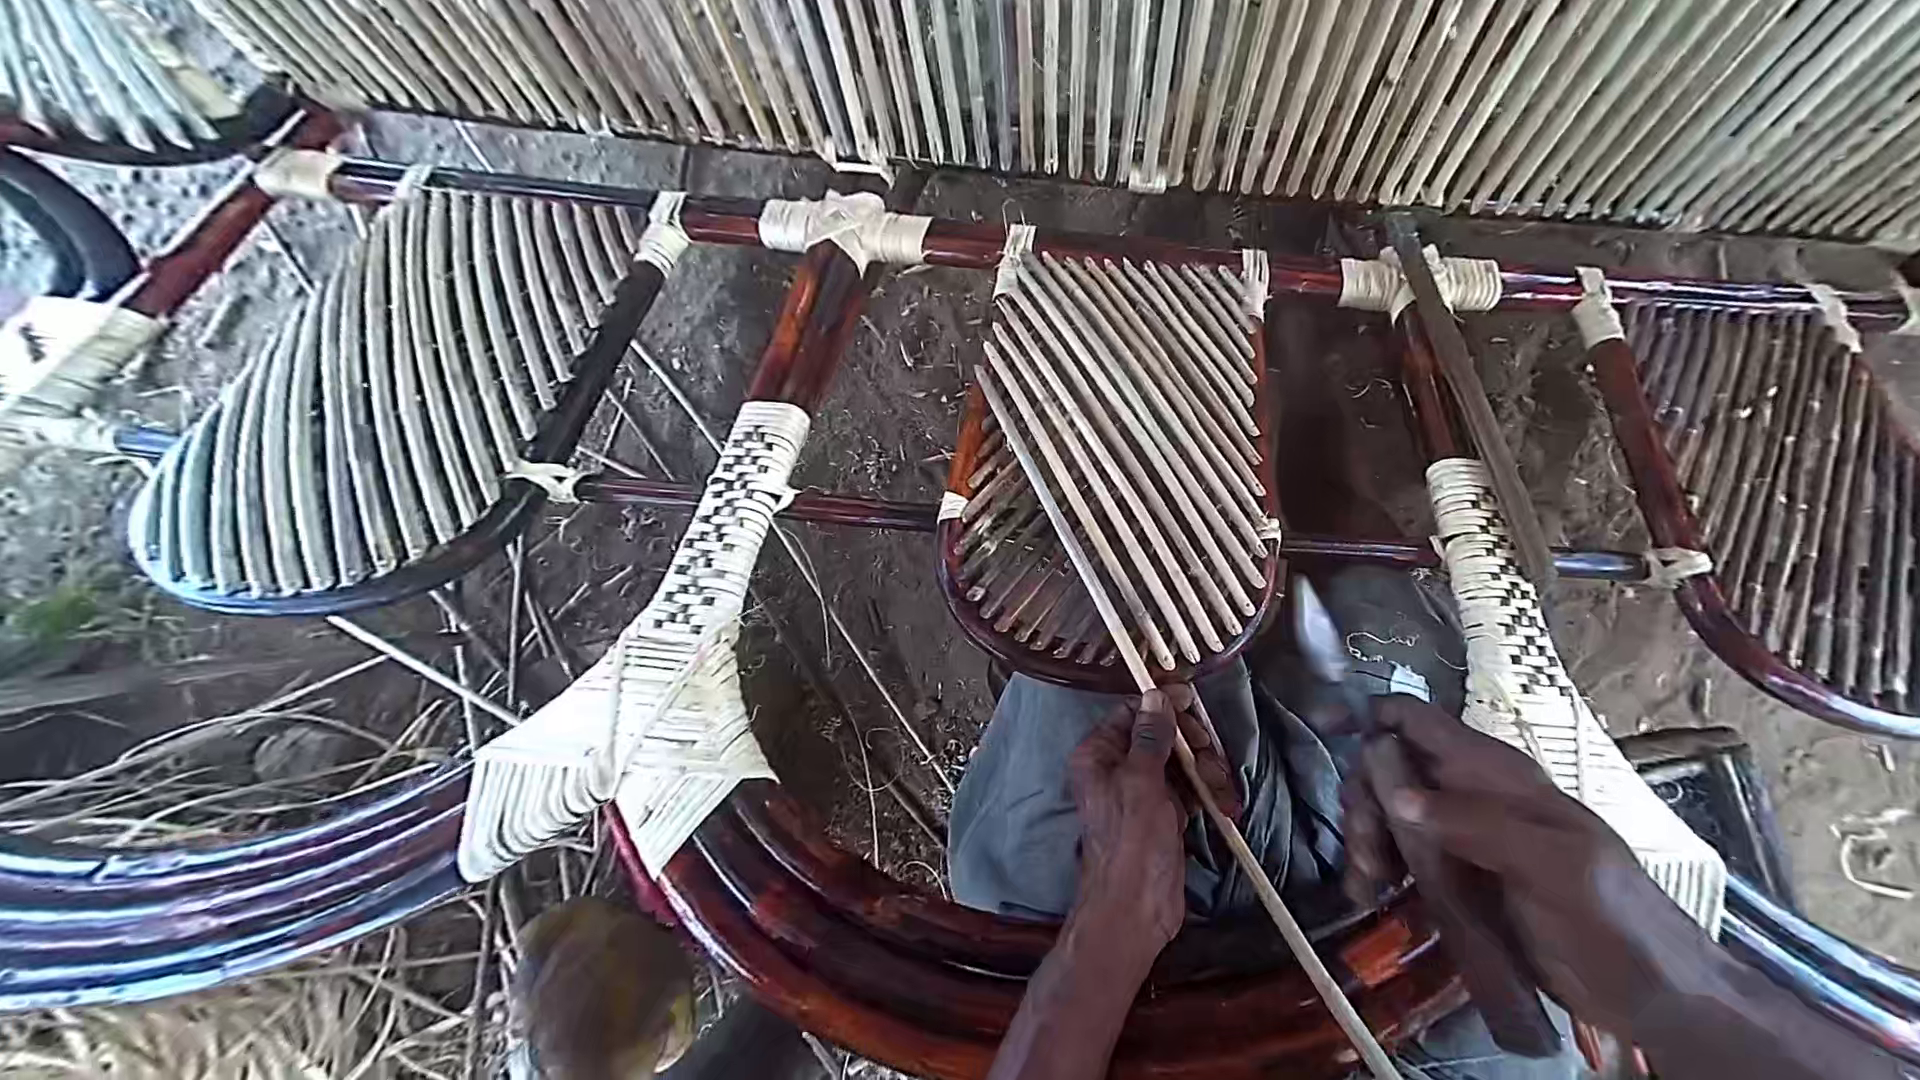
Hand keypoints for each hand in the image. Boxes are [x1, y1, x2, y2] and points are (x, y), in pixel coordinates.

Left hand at [1067, 686, 1239, 950]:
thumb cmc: (1131, 841)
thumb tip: (1155, 695)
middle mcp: (1117, 767)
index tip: (1193, 702)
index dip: (1162, 706)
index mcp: (1098, 754)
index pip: (1131, 714)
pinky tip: (1226, 805)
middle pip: (1161, 736)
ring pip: (1179, 762)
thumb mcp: (1141, 782)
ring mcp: (1142, 790)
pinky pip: (1188, 788)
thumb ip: (1150, 737)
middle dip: (1191, 745)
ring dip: (1206, 772)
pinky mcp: (1163, 812)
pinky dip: (1207, 792)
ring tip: (1223, 793)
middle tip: (1211, 758)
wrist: (1135, 909)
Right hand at [1342, 696, 1716, 1035]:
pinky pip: (1392, 851)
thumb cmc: (1616, 920)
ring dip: (1364, 838)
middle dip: (1363, 800)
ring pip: (1380, 809)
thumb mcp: (1559, 867)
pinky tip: (1370, 894)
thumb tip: (1395, 795)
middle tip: (1367, 849)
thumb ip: (1479, 824)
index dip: (1366, 713)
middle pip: (1383, 767)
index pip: (1415, 718)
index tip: (1324, 727)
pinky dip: (1372, 867)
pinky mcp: (1447, 868)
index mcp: (1491, 772)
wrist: (1655, 999)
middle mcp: (1464, 790)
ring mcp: (1454, 830)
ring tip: (1369, 881)